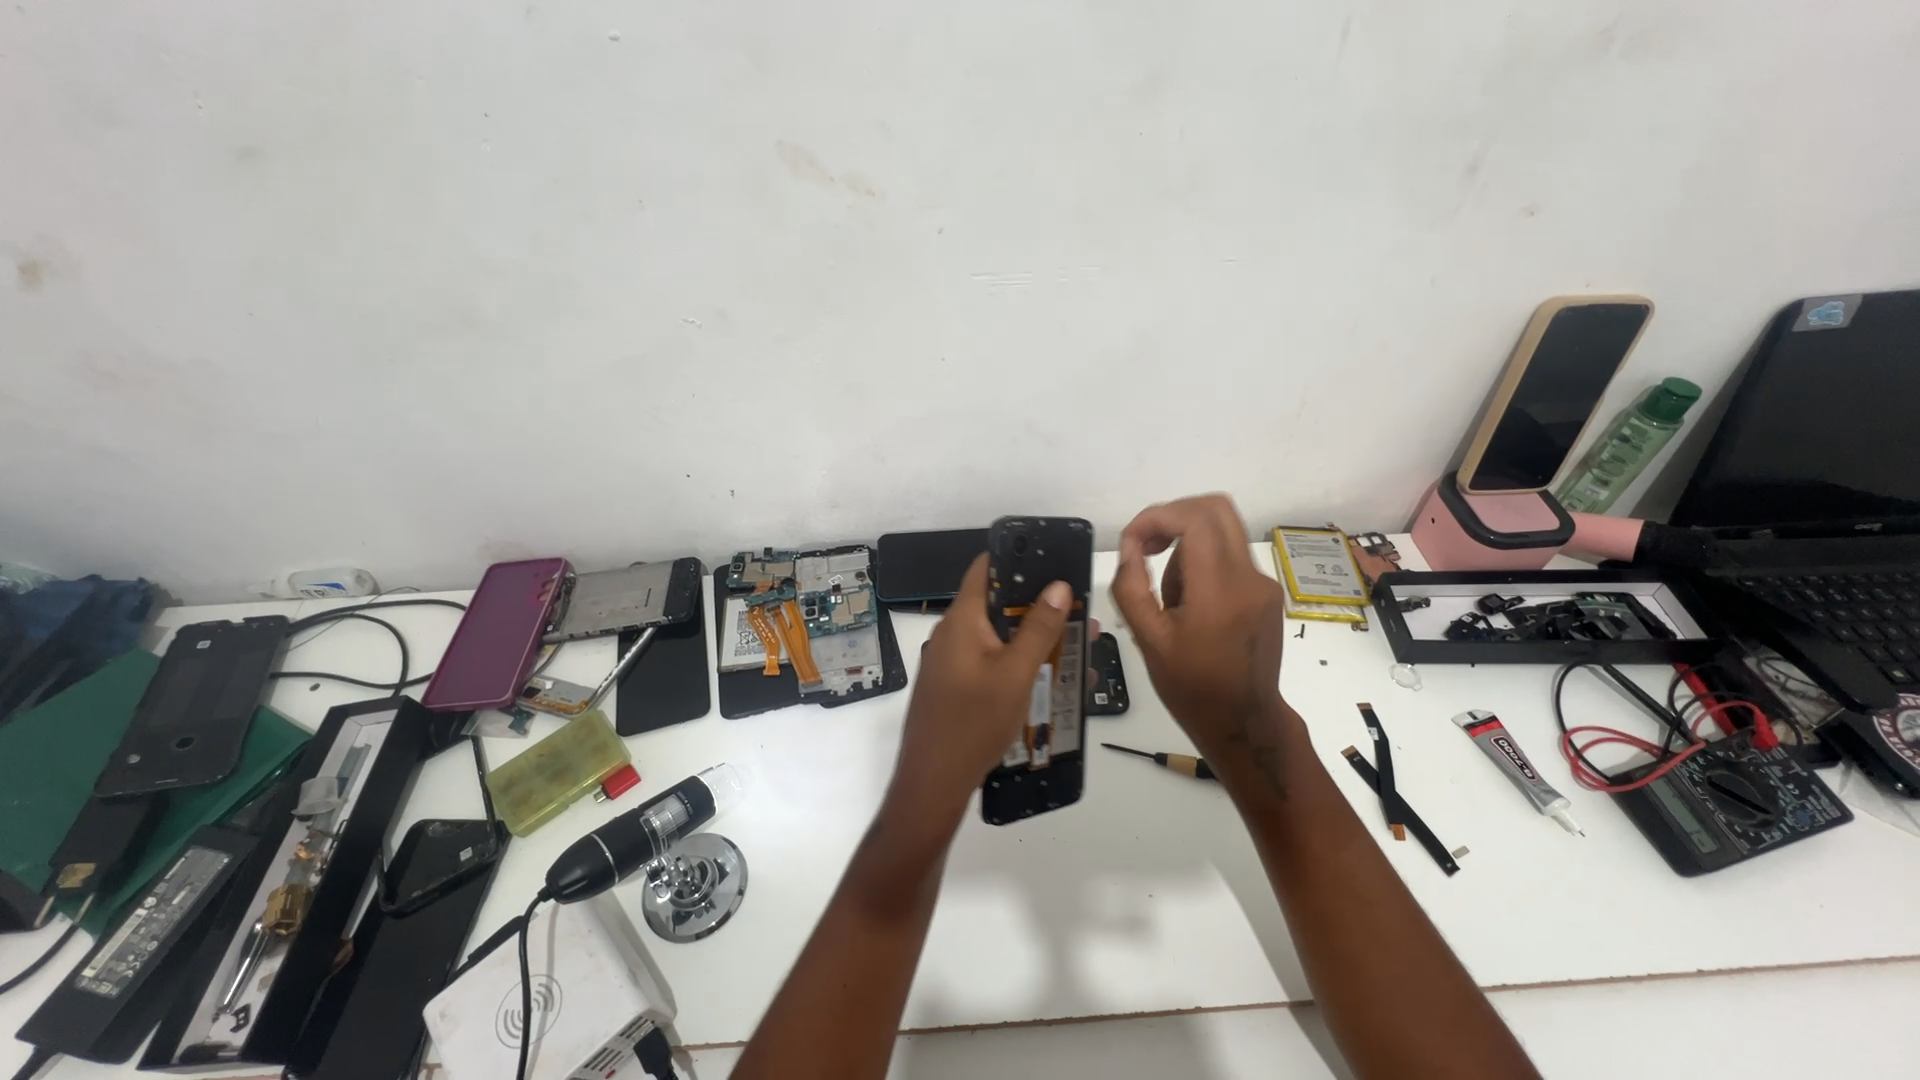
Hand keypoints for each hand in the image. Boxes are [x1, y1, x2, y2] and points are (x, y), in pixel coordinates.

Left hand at [885, 554, 1073, 823]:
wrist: (934, 780)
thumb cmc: (974, 720)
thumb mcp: (1017, 673)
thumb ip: (1039, 628)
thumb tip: (1059, 585)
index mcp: (962, 619)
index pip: (984, 568)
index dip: (1016, 558)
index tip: (1052, 559)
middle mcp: (952, 634)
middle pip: (996, 605)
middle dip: (1037, 606)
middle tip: (1078, 611)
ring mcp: (950, 662)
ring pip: (996, 637)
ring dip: (1032, 638)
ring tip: (1074, 647)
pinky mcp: (953, 686)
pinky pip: (989, 662)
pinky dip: (1017, 662)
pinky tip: (1046, 678)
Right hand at [1110, 494, 1290, 756]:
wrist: (1244, 723)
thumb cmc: (1192, 688)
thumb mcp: (1148, 641)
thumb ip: (1132, 588)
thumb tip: (1129, 548)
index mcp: (1220, 589)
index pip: (1194, 519)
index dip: (1156, 517)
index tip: (1133, 542)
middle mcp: (1249, 577)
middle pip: (1216, 509)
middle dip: (1173, 517)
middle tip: (1147, 547)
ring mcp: (1263, 584)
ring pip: (1221, 532)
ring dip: (1186, 546)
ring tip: (1169, 598)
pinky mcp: (1266, 594)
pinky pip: (1230, 558)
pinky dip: (1202, 564)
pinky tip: (1189, 607)